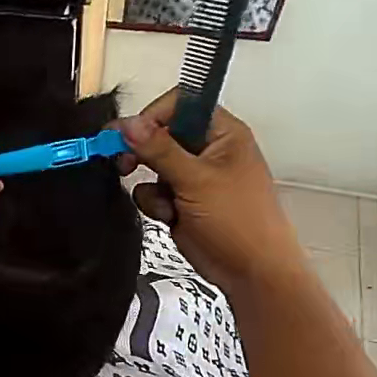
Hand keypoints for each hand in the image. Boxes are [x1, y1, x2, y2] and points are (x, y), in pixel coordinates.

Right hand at [114, 89, 303, 294]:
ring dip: (152, 186)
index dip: (153, 116)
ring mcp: (194, 178)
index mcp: (222, 133)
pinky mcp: (183, 203)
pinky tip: (169, 218)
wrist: (252, 271)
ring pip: (153, 166)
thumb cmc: (238, 221)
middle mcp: (207, 150)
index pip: (180, 105)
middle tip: (125, 164)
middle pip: (161, 135)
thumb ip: (159, 149)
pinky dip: (155, 205)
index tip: (130, 134)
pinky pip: (154, 193)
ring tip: (165, 205)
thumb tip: (128, 124)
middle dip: (144, 153)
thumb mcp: (196, 180)